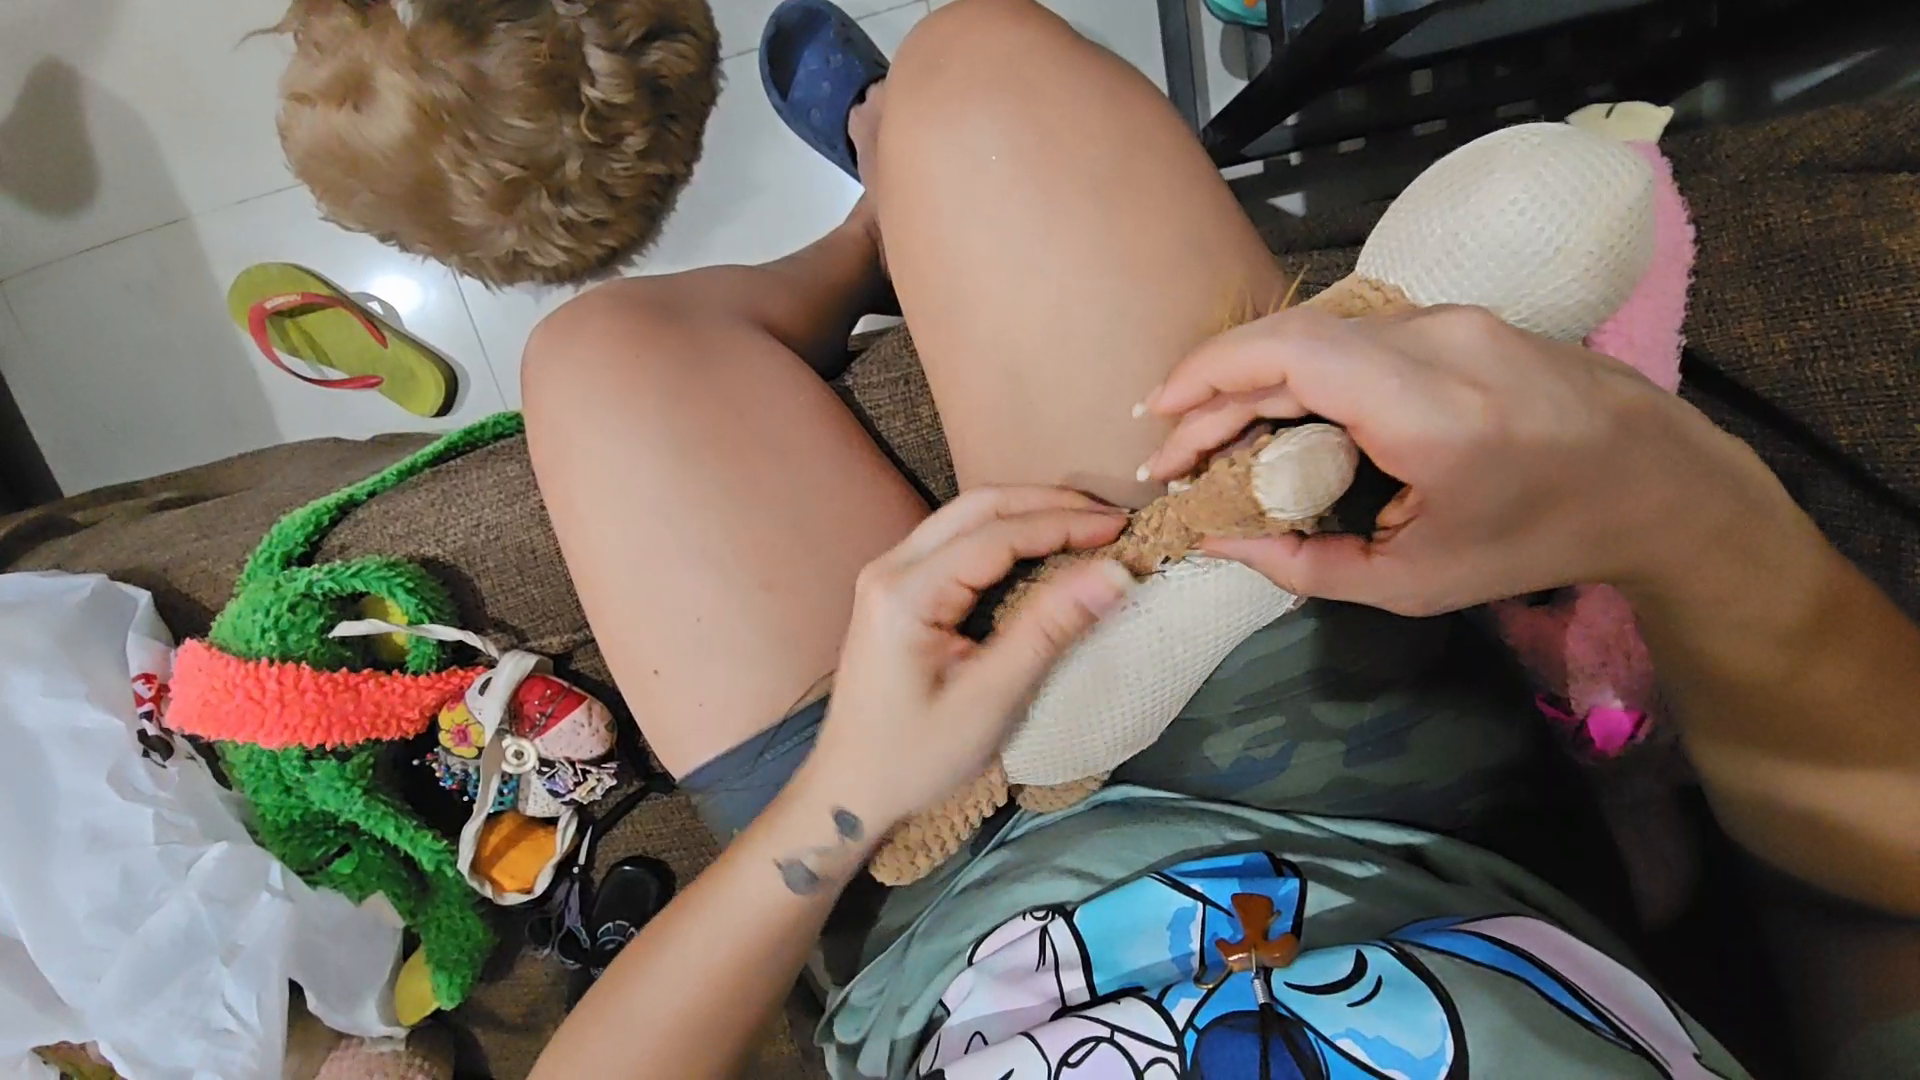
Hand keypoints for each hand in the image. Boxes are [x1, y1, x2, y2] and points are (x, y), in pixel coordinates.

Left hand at [805, 486, 1134, 831]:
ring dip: (1026, 514)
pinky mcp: (896, 589)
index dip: (1063, 523)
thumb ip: (1048, 630)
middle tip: (1109, 517)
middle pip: (978, 508)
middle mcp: (890, 568)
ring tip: (1085, 526)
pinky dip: (1004, 537)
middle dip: (1047, 503)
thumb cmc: (915, 757)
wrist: (849, 787)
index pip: (996, 534)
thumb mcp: (989, 700)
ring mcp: (888, 575)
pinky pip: (956, 543)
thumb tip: (1113, 575)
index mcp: (906, 593)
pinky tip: (1040, 549)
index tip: (1121, 528)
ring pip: (966, 518)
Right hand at [1140, 305, 1786, 614]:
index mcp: (1432, 411)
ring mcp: (1450, 319)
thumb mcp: (1410, 580)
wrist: (1662, 485)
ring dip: (1247, 381)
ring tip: (1208, 435)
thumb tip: (1216, 542)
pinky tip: (1271, 414)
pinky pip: (1348, 339)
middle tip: (1172, 449)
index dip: (1209, 374)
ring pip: (1313, 335)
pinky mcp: (1453, 319)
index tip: (1158, 416)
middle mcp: (1439, 342)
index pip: (1293, 356)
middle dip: (1210, 391)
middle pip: (1288, 342)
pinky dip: (1292, 375)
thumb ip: (1301, 565)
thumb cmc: (1533, 542)